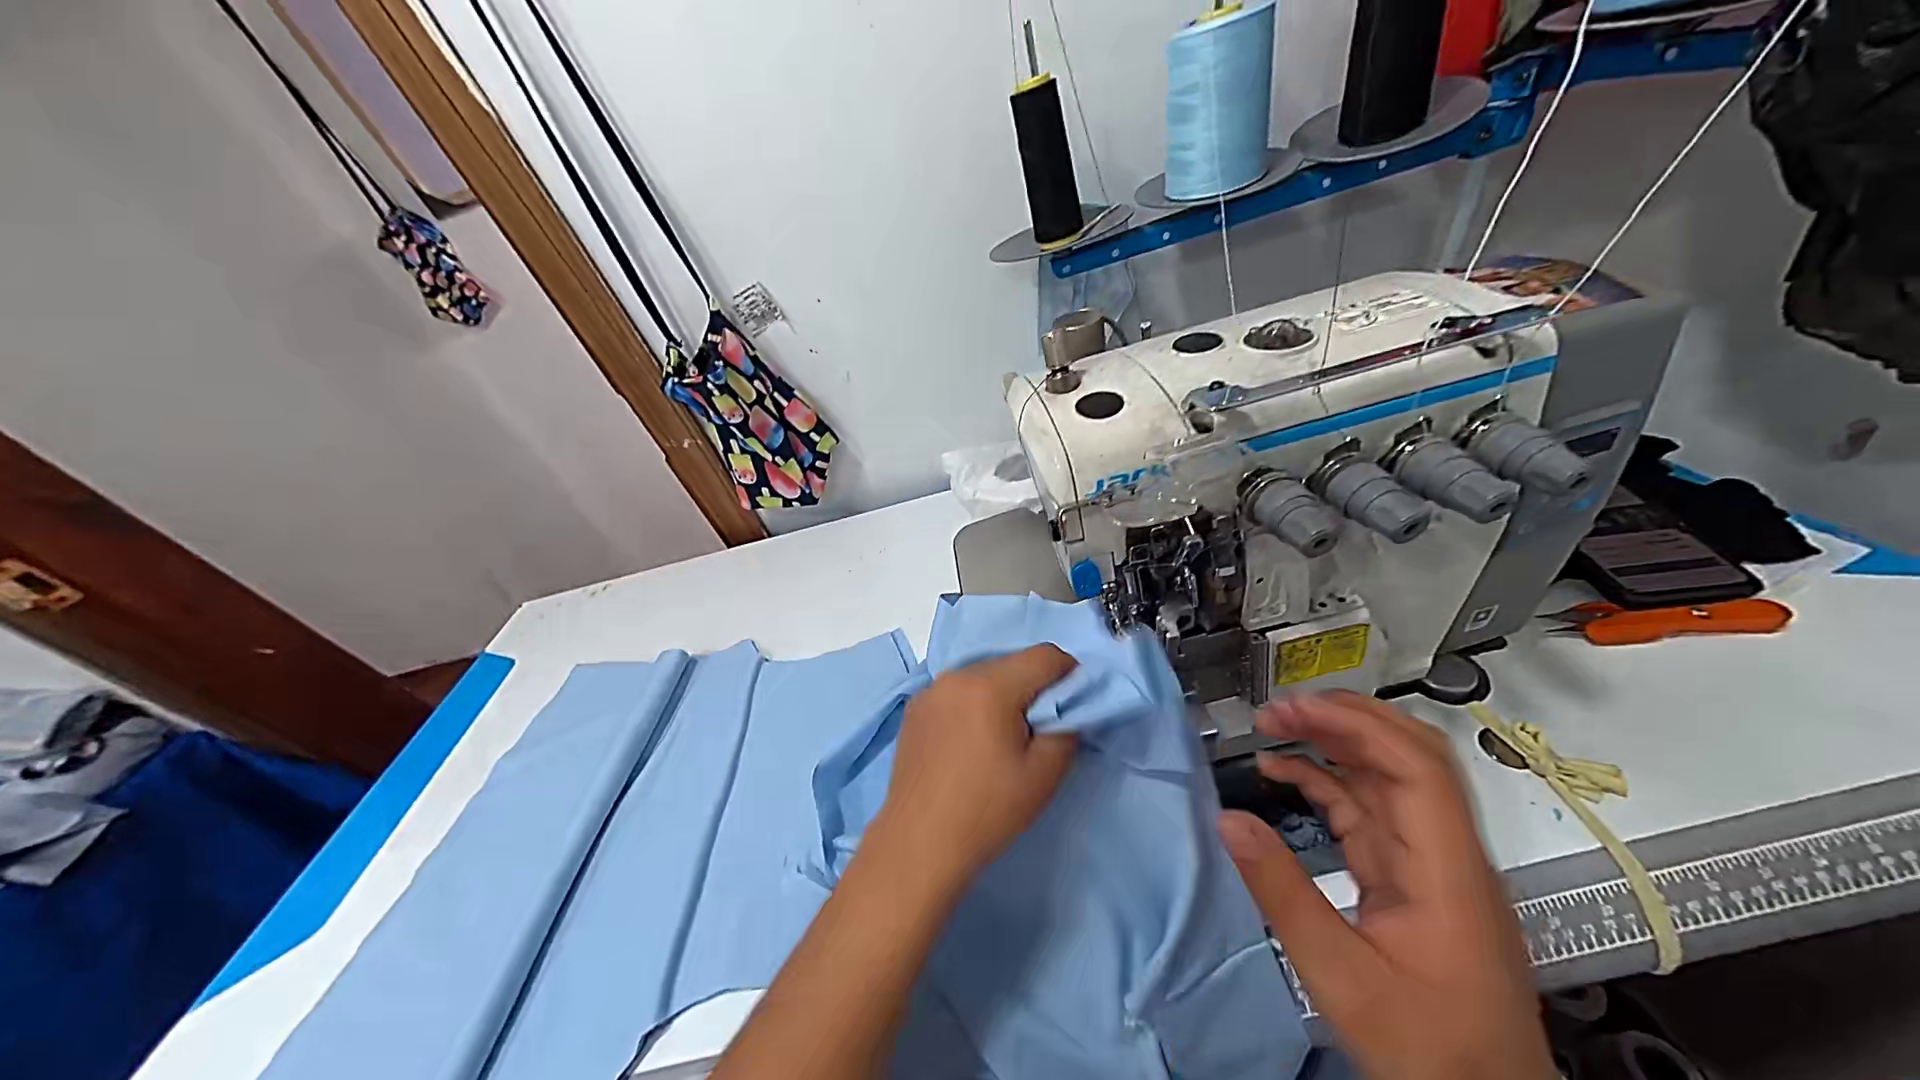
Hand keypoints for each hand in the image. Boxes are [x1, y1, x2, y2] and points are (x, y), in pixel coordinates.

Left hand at [869, 645, 1080, 892]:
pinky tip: (970, 742)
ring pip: (983, 675)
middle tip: (1039, 728)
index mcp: (990, 686)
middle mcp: (956, 676)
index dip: (1069, 673)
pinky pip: (957, 691)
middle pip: (1012, 662)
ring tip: (1001, 737)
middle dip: (1033, 685)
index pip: (1044, 655)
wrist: (919, 844)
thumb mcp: (1045, 773)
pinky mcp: (914, 708)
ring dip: (1002, 693)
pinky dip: (973, 703)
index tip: (1073, 704)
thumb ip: (1067, 726)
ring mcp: (929, 690)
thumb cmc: (987, 811)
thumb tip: (1065, 705)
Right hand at [1217, 691, 1552, 1079]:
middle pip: (1407, 757)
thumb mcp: (1342, 975)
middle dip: (1343, 719)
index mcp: (1448, 870)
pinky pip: (1366, 810)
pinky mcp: (1407, 876)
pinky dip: (1325, 783)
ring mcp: (1427, 862)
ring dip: (1331, 744)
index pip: (1416, 767)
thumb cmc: (1428, 1048)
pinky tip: (1285, 774)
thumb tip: (1229, 820)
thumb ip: (1282, 892)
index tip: (1295, 709)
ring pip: (1384, 778)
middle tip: (1280, 709)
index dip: (1356, 724)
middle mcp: (1445, 853)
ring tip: (1274, 728)